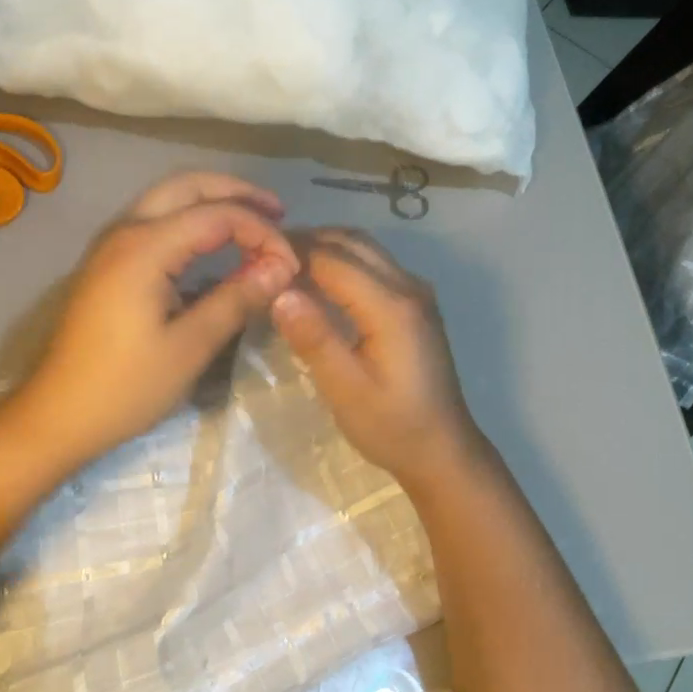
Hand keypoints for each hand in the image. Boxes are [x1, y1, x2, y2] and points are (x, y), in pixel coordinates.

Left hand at [4, 172, 298, 465]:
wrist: (59, 414)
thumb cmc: (126, 386)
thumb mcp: (190, 346)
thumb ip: (236, 299)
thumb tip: (280, 268)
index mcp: (145, 247)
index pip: (218, 215)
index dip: (262, 233)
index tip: (291, 267)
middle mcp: (125, 232)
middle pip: (187, 186)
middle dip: (236, 194)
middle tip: (278, 213)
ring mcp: (111, 247)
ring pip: (167, 201)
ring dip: (211, 204)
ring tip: (253, 224)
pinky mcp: (107, 267)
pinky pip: (154, 224)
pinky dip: (190, 224)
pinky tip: (213, 249)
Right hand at [269, 230, 486, 487]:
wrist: (442, 449)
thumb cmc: (391, 427)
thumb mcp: (346, 390)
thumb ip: (315, 339)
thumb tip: (279, 292)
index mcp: (392, 306)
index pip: (332, 259)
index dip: (291, 254)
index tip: (251, 261)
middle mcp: (408, 287)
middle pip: (350, 243)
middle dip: (305, 242)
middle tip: (261, 258)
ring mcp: (415, 293)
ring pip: (364, 249)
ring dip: (323, 249)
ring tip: (282, 267)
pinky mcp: (414, 305)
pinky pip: (373, 265)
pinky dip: (340, 263)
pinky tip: (315, 284)